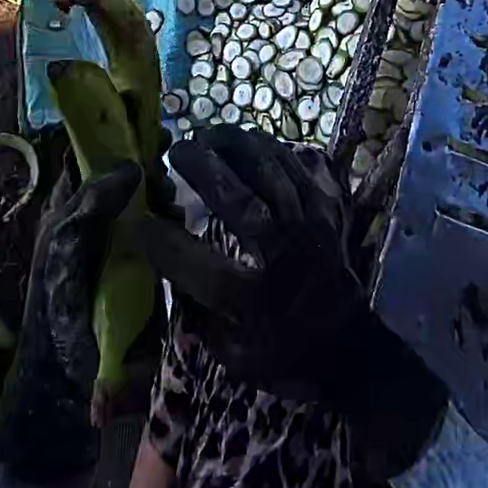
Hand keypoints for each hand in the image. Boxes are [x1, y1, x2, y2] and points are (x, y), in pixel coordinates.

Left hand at [0, 159, 141, 481]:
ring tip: (171, 203)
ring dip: (161, 195)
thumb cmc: (57, 296)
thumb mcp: (66, 242)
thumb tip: (131, 165)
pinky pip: (161, 232)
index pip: (87, 157)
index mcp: (69, 204)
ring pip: (145, 200)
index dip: (110, 138)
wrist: (70, 366)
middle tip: (162, 174)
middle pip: (124, 176)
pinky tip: (180, 224)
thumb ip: (92, 202)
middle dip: (145, 168)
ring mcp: (120, 238)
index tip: (141, 128)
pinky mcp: (143, 261)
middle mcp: (96, 215)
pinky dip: (172, 223)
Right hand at [129, 126, 448, 480]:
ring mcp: (313, 227)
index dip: (160, 240)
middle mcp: (285, 257)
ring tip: (210, 134)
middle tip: (179, 148)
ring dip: (237, 146)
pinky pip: (302, 167)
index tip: (136, 218)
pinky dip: (275, 149)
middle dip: (204, 168)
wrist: (352, 350)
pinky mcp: (330, 211)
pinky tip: (252, 141)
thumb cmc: (282, 352)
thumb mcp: (231, 353)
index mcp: (255, 300)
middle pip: (243, 202)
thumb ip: (194, 309)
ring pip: (274, 172)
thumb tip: (162, 261)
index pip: (197, 265)